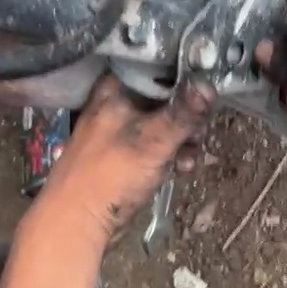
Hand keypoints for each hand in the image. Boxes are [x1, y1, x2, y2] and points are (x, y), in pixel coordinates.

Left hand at [29, 75, 212, 247]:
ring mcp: (121, 132)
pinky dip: (171, 156)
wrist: (77, 221)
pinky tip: (181, 170)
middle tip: (198, 133)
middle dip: (188, 118)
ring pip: (164, 124)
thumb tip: (208, 84)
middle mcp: (117, 104)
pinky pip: (157, 147)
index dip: (183, 74)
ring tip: (189, 158)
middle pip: (164, 97)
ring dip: (184, 140)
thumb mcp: (153, 141)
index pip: (154, 66)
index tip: (205, 89)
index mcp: (114, 89)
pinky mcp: (126, 156)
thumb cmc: (111, 174)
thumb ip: (182, 113)